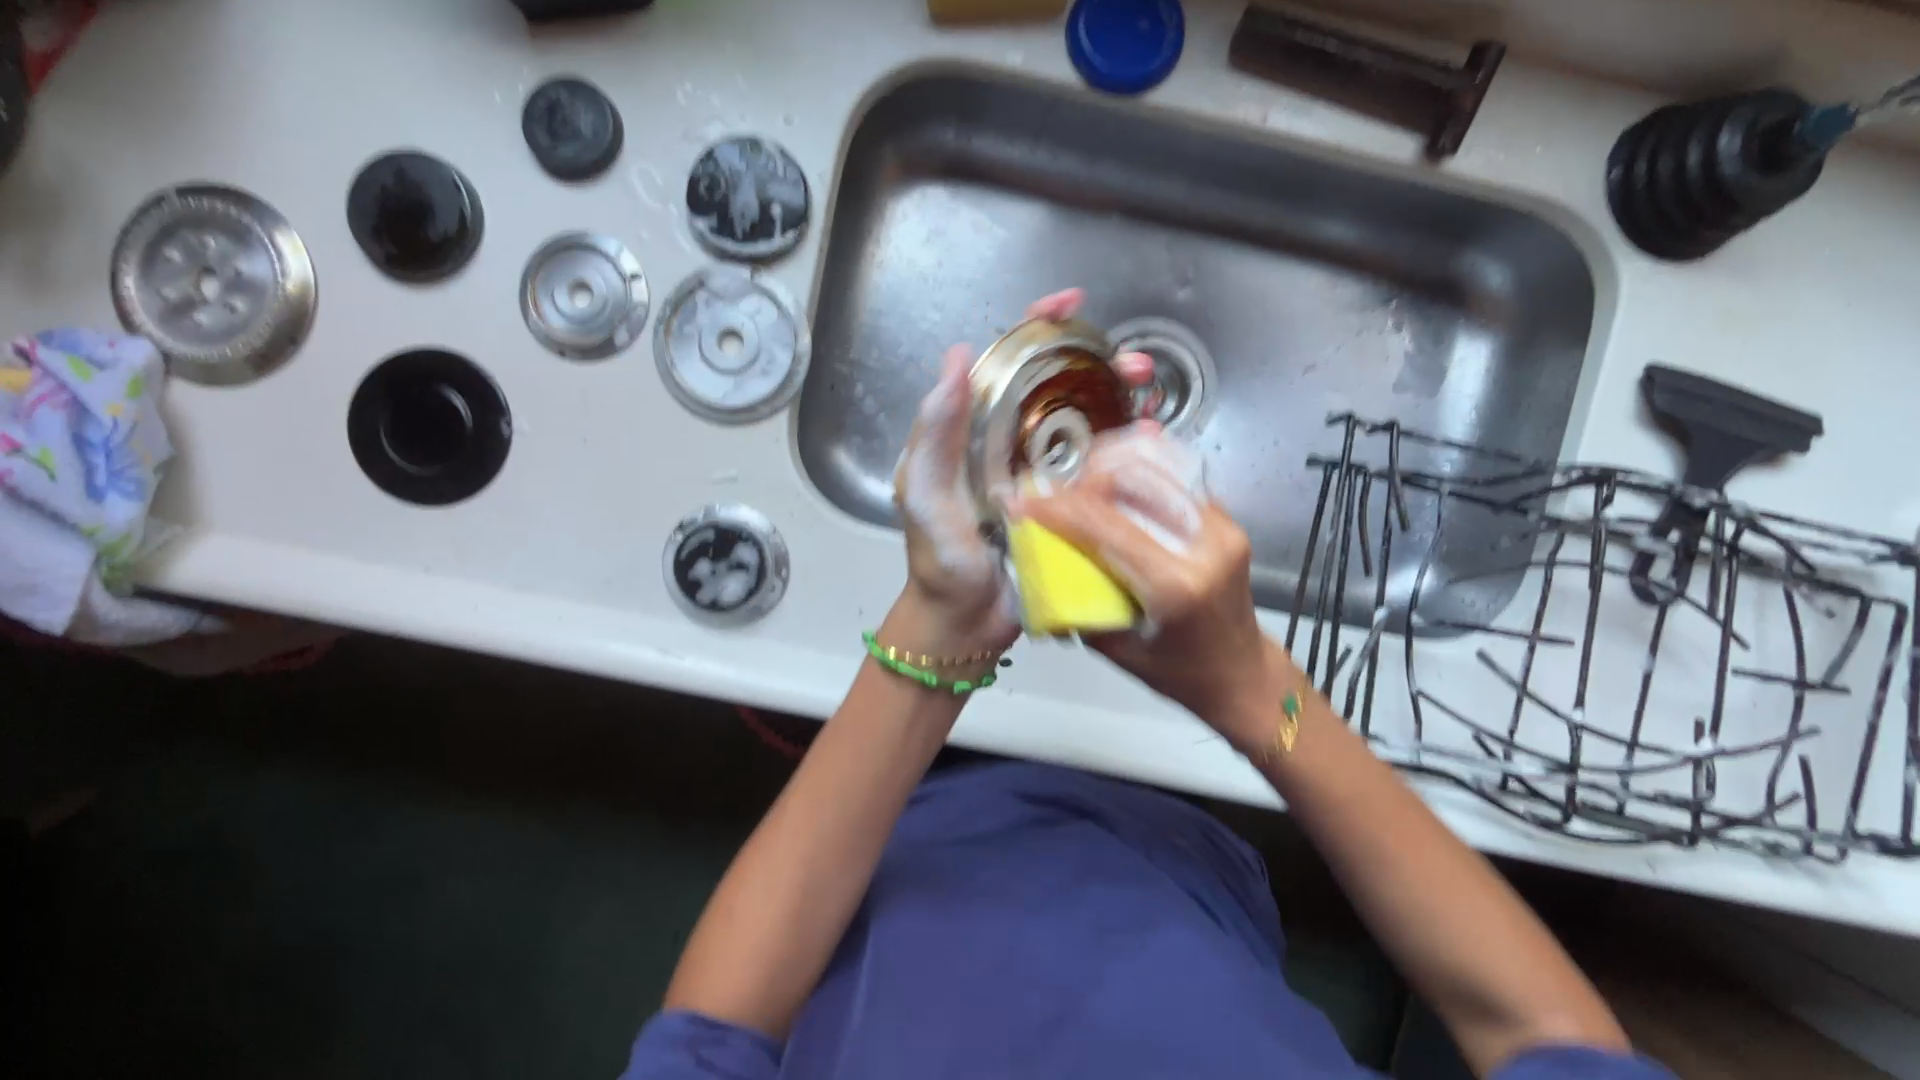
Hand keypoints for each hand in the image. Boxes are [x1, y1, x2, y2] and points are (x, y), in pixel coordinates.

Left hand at [891, 288, 1150, 655]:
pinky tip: (1151, 441)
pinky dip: (1128, 449)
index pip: (1006, 365)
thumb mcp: (926, 494)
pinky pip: (1103, 468)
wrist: (967, 623)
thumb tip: (958, 356)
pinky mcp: (1071, 506)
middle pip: (1059, 386)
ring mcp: (1045, 474)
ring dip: (1120, 401)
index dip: (1036, 328)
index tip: (1070, 303)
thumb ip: (936, 431)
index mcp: (974, 432)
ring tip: (1149, 396)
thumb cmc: (940, 561)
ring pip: (1087, 421)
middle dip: (1097, 363)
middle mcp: (1011, 444)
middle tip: (1134, 365)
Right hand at [1012, 427, 1290, 743]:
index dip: (1056, 508)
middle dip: (1081, 478)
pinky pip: (1173, 477)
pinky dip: (1136, 472)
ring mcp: (1221, 526)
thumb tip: (1033, 562)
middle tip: (1050, 492)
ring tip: (1077, 485)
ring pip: (1155, 467)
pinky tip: (1110, 483)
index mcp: (1177, 585)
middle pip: (1132, 480)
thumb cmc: (1179, 674)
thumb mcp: (1117, 649)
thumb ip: (1076, 602)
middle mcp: (1205, 544)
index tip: (1019, 501)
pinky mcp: (1225, 518)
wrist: (1242, 674)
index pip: (1106, 527)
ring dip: (1108, 467)